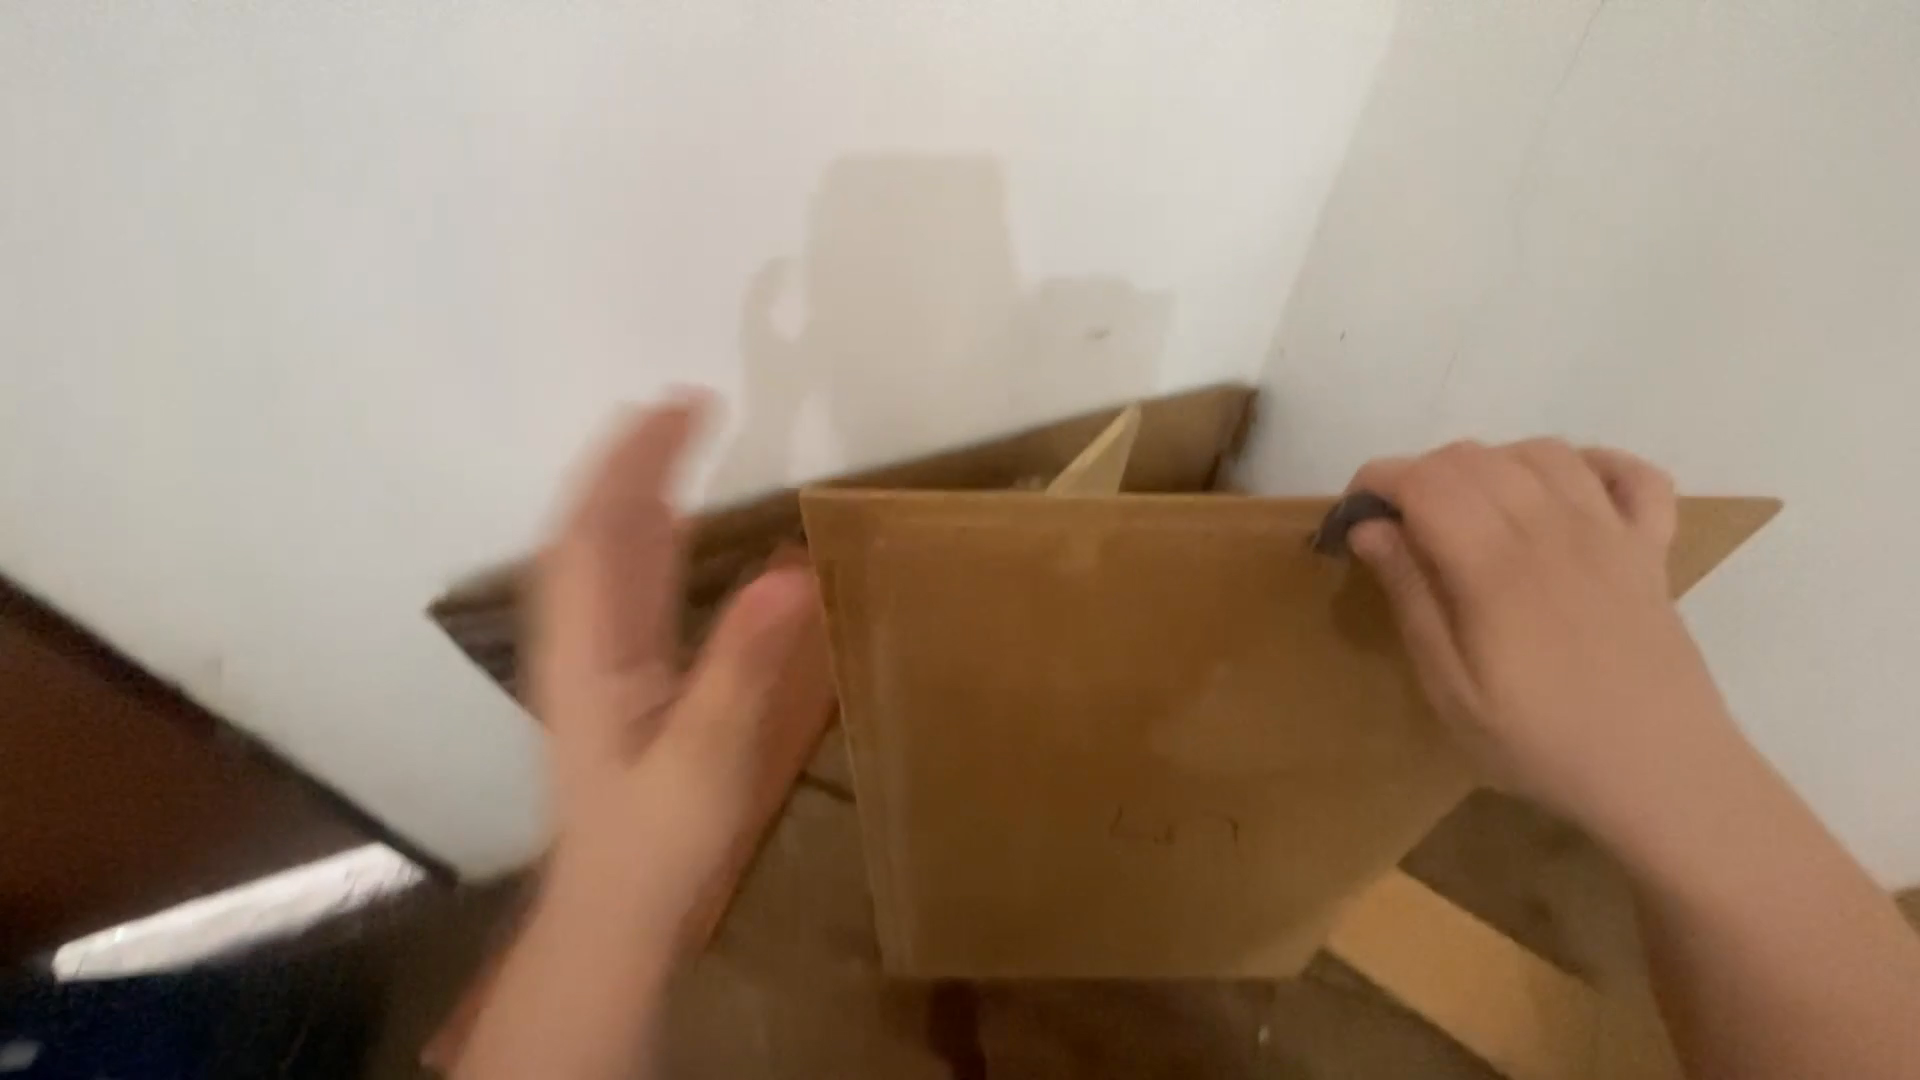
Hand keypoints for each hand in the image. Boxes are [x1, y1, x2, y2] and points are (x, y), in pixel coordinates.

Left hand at [529, 394, 834, 948]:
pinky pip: (628, 586)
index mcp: (591, 651)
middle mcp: (583, 640)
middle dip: (632, 461)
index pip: (594, 533)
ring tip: (679, 437)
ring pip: (607, 554)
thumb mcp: (709, 754)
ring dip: (636, 489)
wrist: (616, 908)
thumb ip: (743, 664)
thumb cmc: (658, 840)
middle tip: (688, 404)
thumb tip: (791, 570)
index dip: (629, 463)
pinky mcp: (620, 674)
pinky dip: (648, 536)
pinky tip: (672, 519)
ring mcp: (598, 656)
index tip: (676, 406)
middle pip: (593, 530)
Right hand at [1345, 439, 1739, 833]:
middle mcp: (1555, 533)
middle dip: (1417, 474)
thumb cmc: (1537, 741)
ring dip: (1486, 463)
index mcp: (1497, 570)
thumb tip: (1370, 529)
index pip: (1426, 482)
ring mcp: (1612, 536)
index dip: (1377, 481)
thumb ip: (1410, 596)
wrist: (1664, 779)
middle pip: (1473, 458)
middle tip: (1395, 525)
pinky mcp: (1651, 551)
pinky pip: (1631, 473)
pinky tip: (1556, 491)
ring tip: (1463, 509)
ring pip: (1540, 452)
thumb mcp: (1447, 686)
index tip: (1352, 515)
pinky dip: (1588, 464)